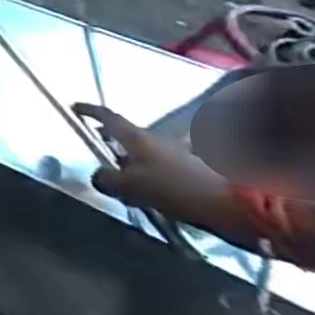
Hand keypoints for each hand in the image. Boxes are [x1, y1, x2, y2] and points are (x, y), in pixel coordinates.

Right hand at [75, 103, 255, 245]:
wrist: (240, 207)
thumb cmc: (177, 189)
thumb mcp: (133, 187)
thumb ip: (108, 179)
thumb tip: (97, 176)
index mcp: (136, 137)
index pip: (107, 117)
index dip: (90, 111)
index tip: (75, 107)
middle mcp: (156, 140)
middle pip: (127, 135)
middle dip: (111, 138)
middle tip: (98, 146)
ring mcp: (178, 155)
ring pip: (146, 152)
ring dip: (133, 159)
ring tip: (125, 175)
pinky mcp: (194, 173)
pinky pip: (162, 168)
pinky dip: (152, 173)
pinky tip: (152, 190)